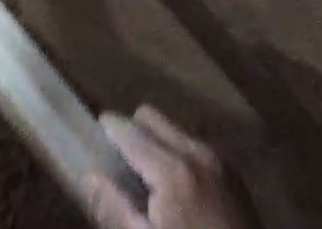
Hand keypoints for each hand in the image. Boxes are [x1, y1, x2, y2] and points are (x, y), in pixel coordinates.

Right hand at [90, 107, 258, 228]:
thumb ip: (114, 205)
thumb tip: (88, 173)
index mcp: (171, 170)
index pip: (125, 128)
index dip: (105, 132)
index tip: (95, 144)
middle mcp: (195, 152)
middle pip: (149, 116)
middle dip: (132, 132)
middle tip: (125, 166)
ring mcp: (218, 159)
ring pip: (172, 128)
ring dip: (156, 142)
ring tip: (153, 180)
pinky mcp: (233, 171)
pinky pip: (193, 144)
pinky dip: (178, 153)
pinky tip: (179, 189)